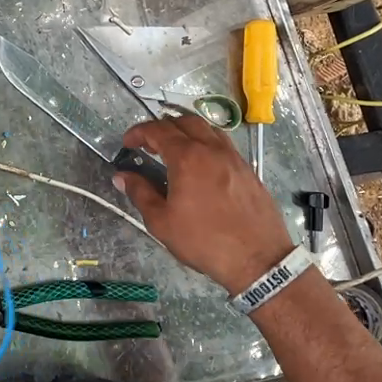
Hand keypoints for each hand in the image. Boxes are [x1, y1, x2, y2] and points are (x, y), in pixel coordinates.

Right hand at [118, 114, 293, 293]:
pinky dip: (206, 144)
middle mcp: (212, 149)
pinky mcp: (248, 171)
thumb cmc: (204, 240)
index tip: (128, 143)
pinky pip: (224, 145)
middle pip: (185, 121)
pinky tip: (202, 165)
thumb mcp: (162, 221)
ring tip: (175, 149)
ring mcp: (234, 158)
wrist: (259, 260)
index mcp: (187, 157)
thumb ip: (140, 193)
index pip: (158, 130)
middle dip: (163, 127)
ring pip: (208, 129)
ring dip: (187, 131)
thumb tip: (122, 176)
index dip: (139, 132)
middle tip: (149, 144)